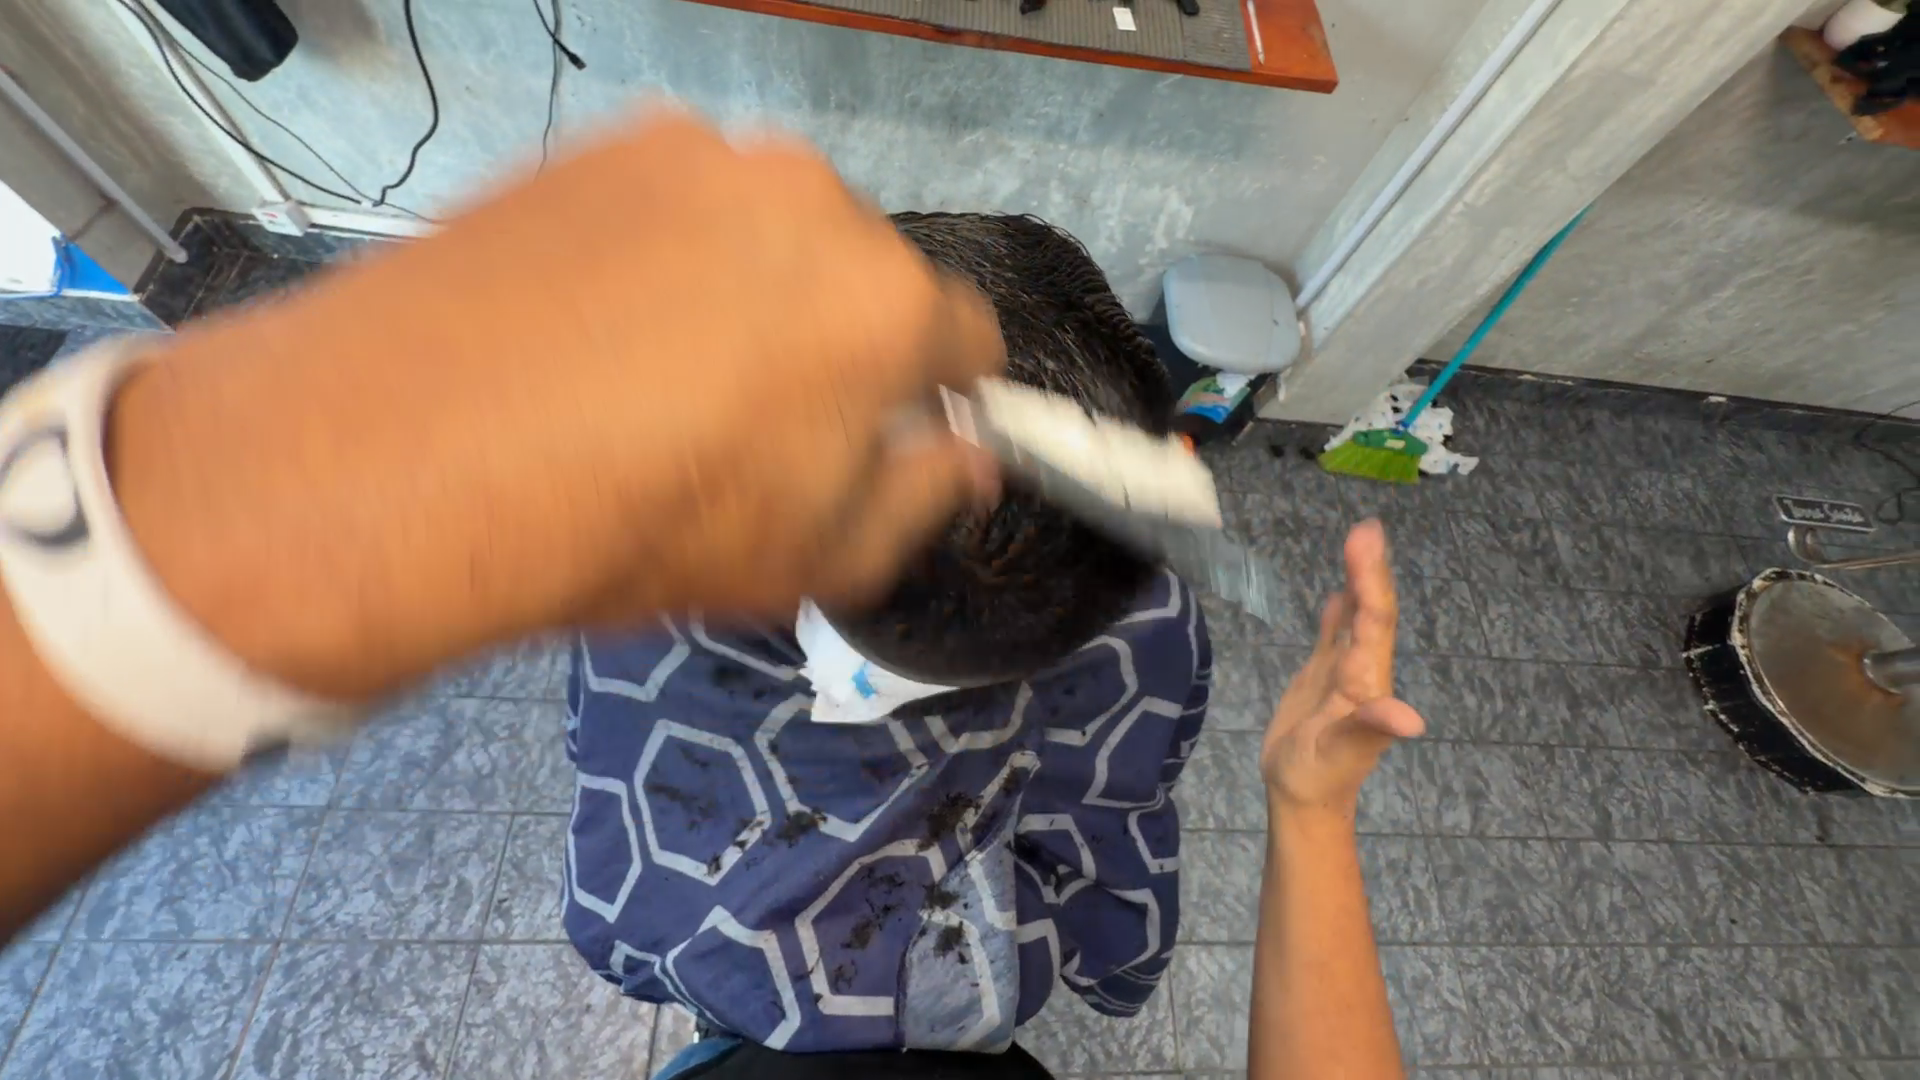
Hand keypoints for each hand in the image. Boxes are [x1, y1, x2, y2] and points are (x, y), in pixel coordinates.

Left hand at [108, 108, 1004, 697]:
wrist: (404, 464)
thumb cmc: (651, 527)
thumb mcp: (820, 558)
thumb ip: (923, 500)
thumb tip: (968, 457)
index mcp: (884, 304)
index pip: (972, 340)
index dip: (947, 399)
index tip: (901, 437)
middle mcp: (812, 201)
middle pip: (878, 282)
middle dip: (855, 350)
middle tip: (776, 422)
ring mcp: (703, 156)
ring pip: (786, 241)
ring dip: (772, 300)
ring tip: (681, 375)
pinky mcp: (606, 144)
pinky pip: (694, 212)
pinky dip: (687, 262)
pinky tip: (615, 328)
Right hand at [1260, 520, 1424, 820]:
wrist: (1303, 793)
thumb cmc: (1318, 774)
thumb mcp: (1340, 753)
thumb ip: (1369, 730)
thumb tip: (1410, 718)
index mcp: (1367, 680)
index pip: (1374, 622)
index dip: (1371, 580)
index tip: (1365, 540)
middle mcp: (1362, 669)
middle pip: (1372, 612)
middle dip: (1370, 569)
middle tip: (1367, 527)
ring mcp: (1343, 672)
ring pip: (1357, 617)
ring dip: (1360, 580)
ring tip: (1360, 542)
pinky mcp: (1322, 678)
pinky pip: (1334, 635)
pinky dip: (1339, 609)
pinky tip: (1339, 590)